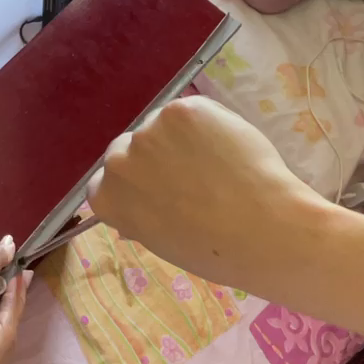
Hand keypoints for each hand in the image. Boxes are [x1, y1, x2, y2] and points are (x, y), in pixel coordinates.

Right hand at [87, 97, 336, 299]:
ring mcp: (148, 132)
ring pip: (162, 127)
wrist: (259, 231)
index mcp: (106, 198)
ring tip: (217, 164)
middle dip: (153, 155)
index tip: (155, 188)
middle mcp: (117, 162)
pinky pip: (193, 113)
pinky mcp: (181, 112)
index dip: (132, 181)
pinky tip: (229, 149)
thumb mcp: (160, 241)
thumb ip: (141, 216)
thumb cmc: (212, 250)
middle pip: (128, 145)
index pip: (104, 179)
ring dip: (182, 138)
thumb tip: (141, 205)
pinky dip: (210, 124)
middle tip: (189, 173)